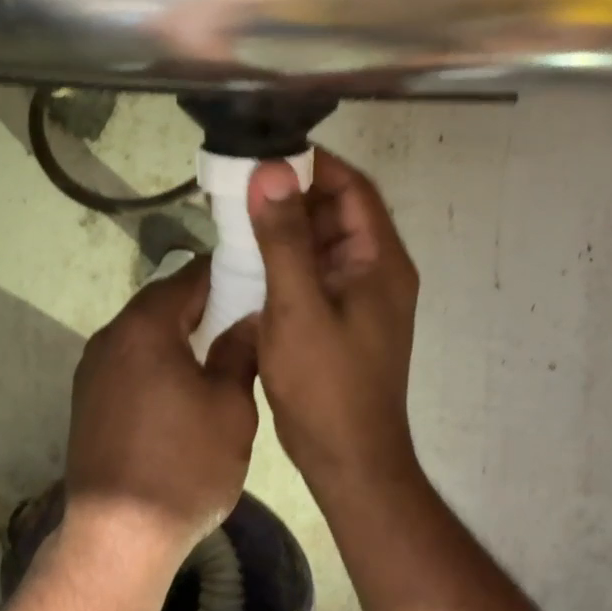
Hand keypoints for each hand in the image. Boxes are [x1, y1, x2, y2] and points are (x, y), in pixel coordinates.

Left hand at [65, 259, 259, 564]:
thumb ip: (239, 352)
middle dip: (202, 302)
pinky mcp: (86, 396)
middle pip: (161, 301)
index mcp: (144, 327)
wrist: (117, 535)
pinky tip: (182, 381)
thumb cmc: (183, 466)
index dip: (225, 272)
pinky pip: (128, 358)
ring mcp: (92, 366)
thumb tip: (249, 316)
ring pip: (143, 331)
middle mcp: (110, 335)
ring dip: (177, 331)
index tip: (256, 277)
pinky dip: (156, 357)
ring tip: (218, 348)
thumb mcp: (230, 408)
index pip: (189, 276)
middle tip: (244, 314)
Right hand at [249, 149, 422, 496]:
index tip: (265, 150)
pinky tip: (242, 253)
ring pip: (318, 239)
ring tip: (232, 207)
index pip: (352, 189)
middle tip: (238, 176)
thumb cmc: (328, 384)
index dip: (314, 163)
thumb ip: (284, 238)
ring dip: (282, 221)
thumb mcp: (299, 305)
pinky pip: (307, 267)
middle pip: (334, 210)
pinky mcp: (334, 315)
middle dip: (290, 190)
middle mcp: (373, 270)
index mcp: (379, 260)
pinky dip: (279, 253)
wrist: (346, 460)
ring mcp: (354, 294)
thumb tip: (270, 170)